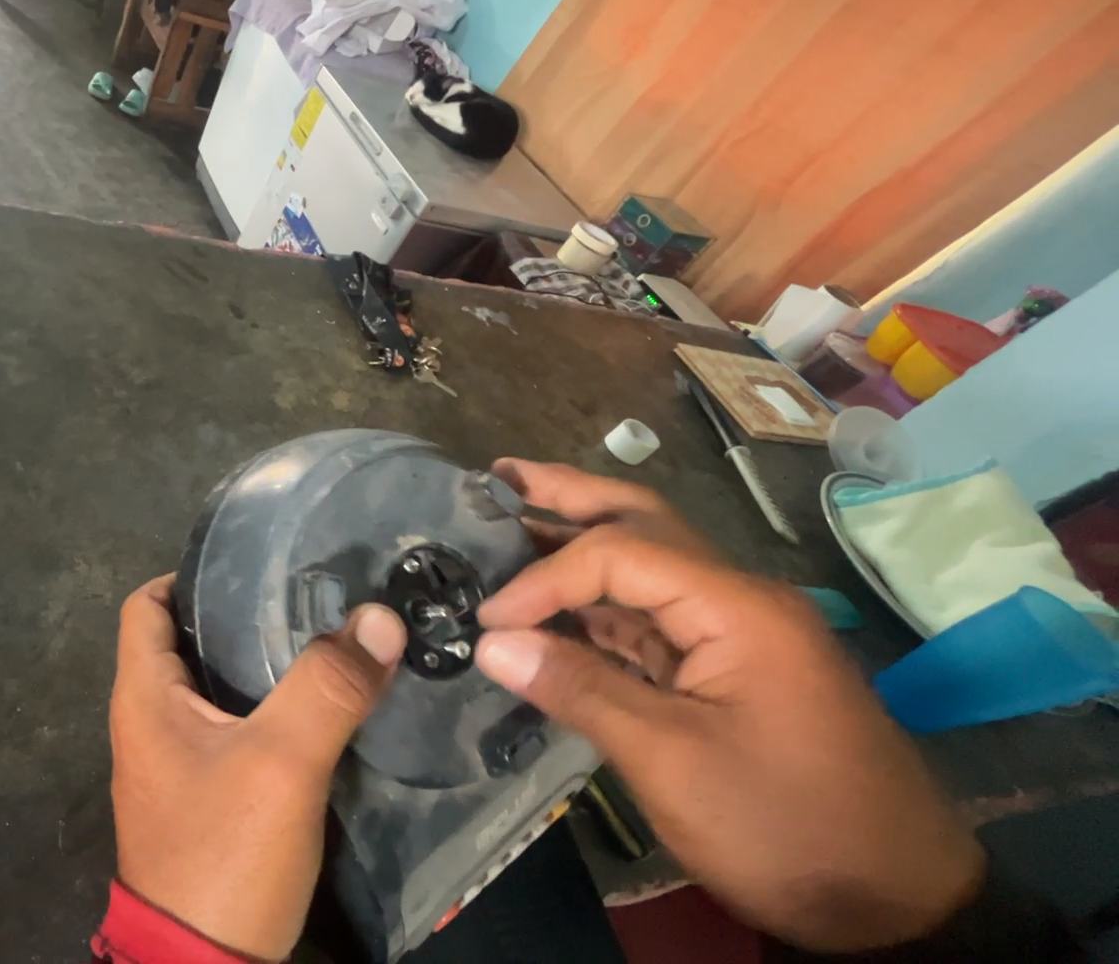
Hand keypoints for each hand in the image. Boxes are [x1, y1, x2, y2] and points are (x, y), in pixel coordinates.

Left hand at [109, 574, 406, 959]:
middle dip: (236, 614)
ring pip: (210, 685)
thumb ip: (327, 688)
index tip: (250, 565)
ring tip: (315, 638)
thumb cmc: (224, 851)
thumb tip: (378, 617)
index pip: (148, 604)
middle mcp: (148, 720)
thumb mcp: (280, 762)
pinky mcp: (201, 793)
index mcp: (143, 696)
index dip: (189, 576)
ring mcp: (173, 760)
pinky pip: (228, 727)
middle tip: (301, 595)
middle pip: (183, 640)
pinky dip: (261, 706)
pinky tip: (310, 706)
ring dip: (253, 662)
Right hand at [474, 461, 985, 951]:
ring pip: (643, 562)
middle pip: (642, 522)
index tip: (489, 620)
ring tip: (513, 511)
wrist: (896, 911)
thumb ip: (578, 688)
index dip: (543, 579)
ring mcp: (731, 631)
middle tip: (501, 474)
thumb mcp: (671, 762)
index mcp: (736, 607)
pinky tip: (548, 596)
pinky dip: (591, 597)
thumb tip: (490, 643)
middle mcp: (736, 599)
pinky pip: (645, 613)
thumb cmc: (785, 828)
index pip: (619, 555)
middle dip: (569, 495)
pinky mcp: (720, 664)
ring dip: (577, 537)